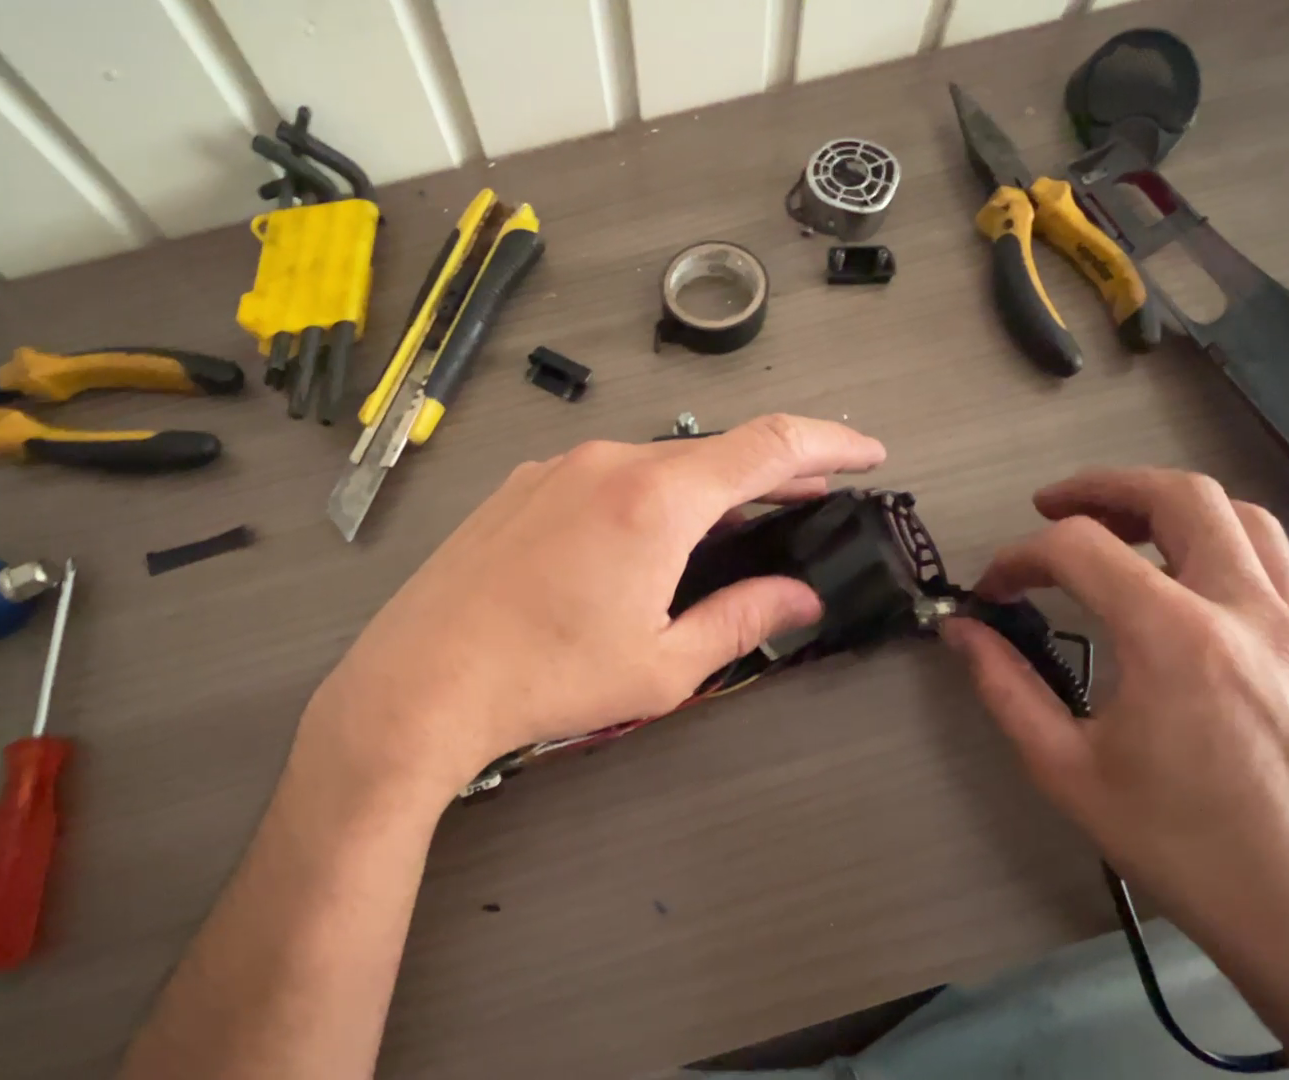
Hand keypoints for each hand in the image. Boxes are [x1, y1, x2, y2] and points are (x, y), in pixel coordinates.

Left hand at [303, 415, 885, 796]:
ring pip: (658, 463)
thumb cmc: (549, 678)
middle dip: (771, 476)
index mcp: (658, 499)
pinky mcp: (524, 485)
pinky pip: (607, 475)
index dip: (831, 443)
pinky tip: (642, 541)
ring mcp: (559, 467)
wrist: (421, 679)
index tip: (867, 453)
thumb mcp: (664, 665)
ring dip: (705, 490)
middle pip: (714, 453)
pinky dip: (648, 495)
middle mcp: (610, 462)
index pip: (771, 447)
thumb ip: (744, 618)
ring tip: (730, 531)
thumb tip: (801, 597)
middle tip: (809, 506)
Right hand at [943, 469, 1288, 1074]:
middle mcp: (1246, 612)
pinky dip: (1217, 550)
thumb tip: (960, 631)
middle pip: (1180, 496)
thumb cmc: (1175, 843)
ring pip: (1243, 518)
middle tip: (1052, 505)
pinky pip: (1274, 569)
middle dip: (1104, 486)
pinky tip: (1182, 595)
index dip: (1020, 557)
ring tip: (1120, 530)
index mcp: (1174, 638)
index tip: (993, 591)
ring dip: (1171, 507)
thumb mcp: (1064, 768)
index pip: (1081, 548)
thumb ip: (1004, 685)